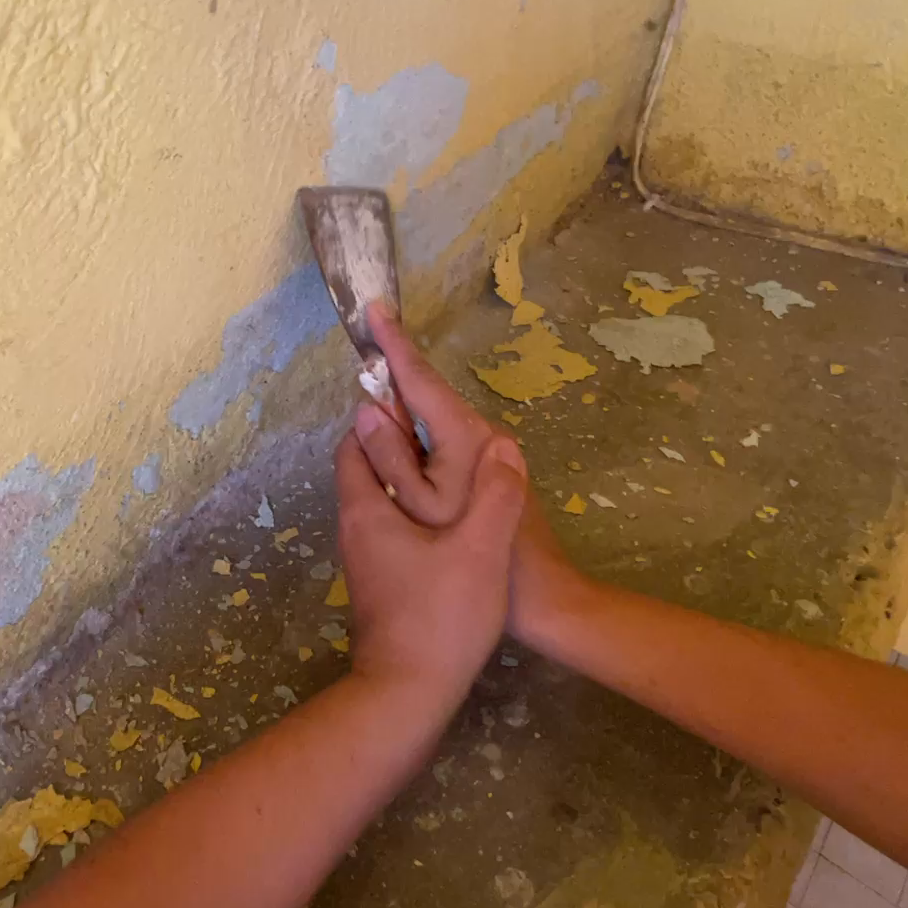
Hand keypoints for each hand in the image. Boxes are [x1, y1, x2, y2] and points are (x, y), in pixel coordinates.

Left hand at [334, 420, 528, 701]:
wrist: (408, 690)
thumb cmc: (440, 615)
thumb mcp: (480, 551)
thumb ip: (496, 496)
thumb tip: (505, 446)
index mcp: (365, 509)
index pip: (353, 445)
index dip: (377, 420)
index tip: (412, 406)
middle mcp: (353, 527)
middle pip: (363, 469)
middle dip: (392, 446)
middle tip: (440, 434)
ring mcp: (362, 557)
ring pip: (376, 500)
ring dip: (405, 480)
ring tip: (451, 470)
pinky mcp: (375, 580)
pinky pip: (386, 528)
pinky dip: (409, 512)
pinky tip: (448, 521)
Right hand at [353, 302, 589, 646]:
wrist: (545, 598)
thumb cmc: (476, 555)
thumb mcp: (418, 506)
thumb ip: (390, 456)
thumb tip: (366, 410)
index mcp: (466, 436)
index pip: (422, 380)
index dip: (395, 345)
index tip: (376, 309)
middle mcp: (482, 435)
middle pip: (428, 396)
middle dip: (395, 377)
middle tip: (361, 361)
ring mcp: (489, 454)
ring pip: (435, 420)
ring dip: (404, 408)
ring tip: (371, 403)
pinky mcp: (489, 472)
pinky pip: (442, 440)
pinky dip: (417, 434)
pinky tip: (399, 444)